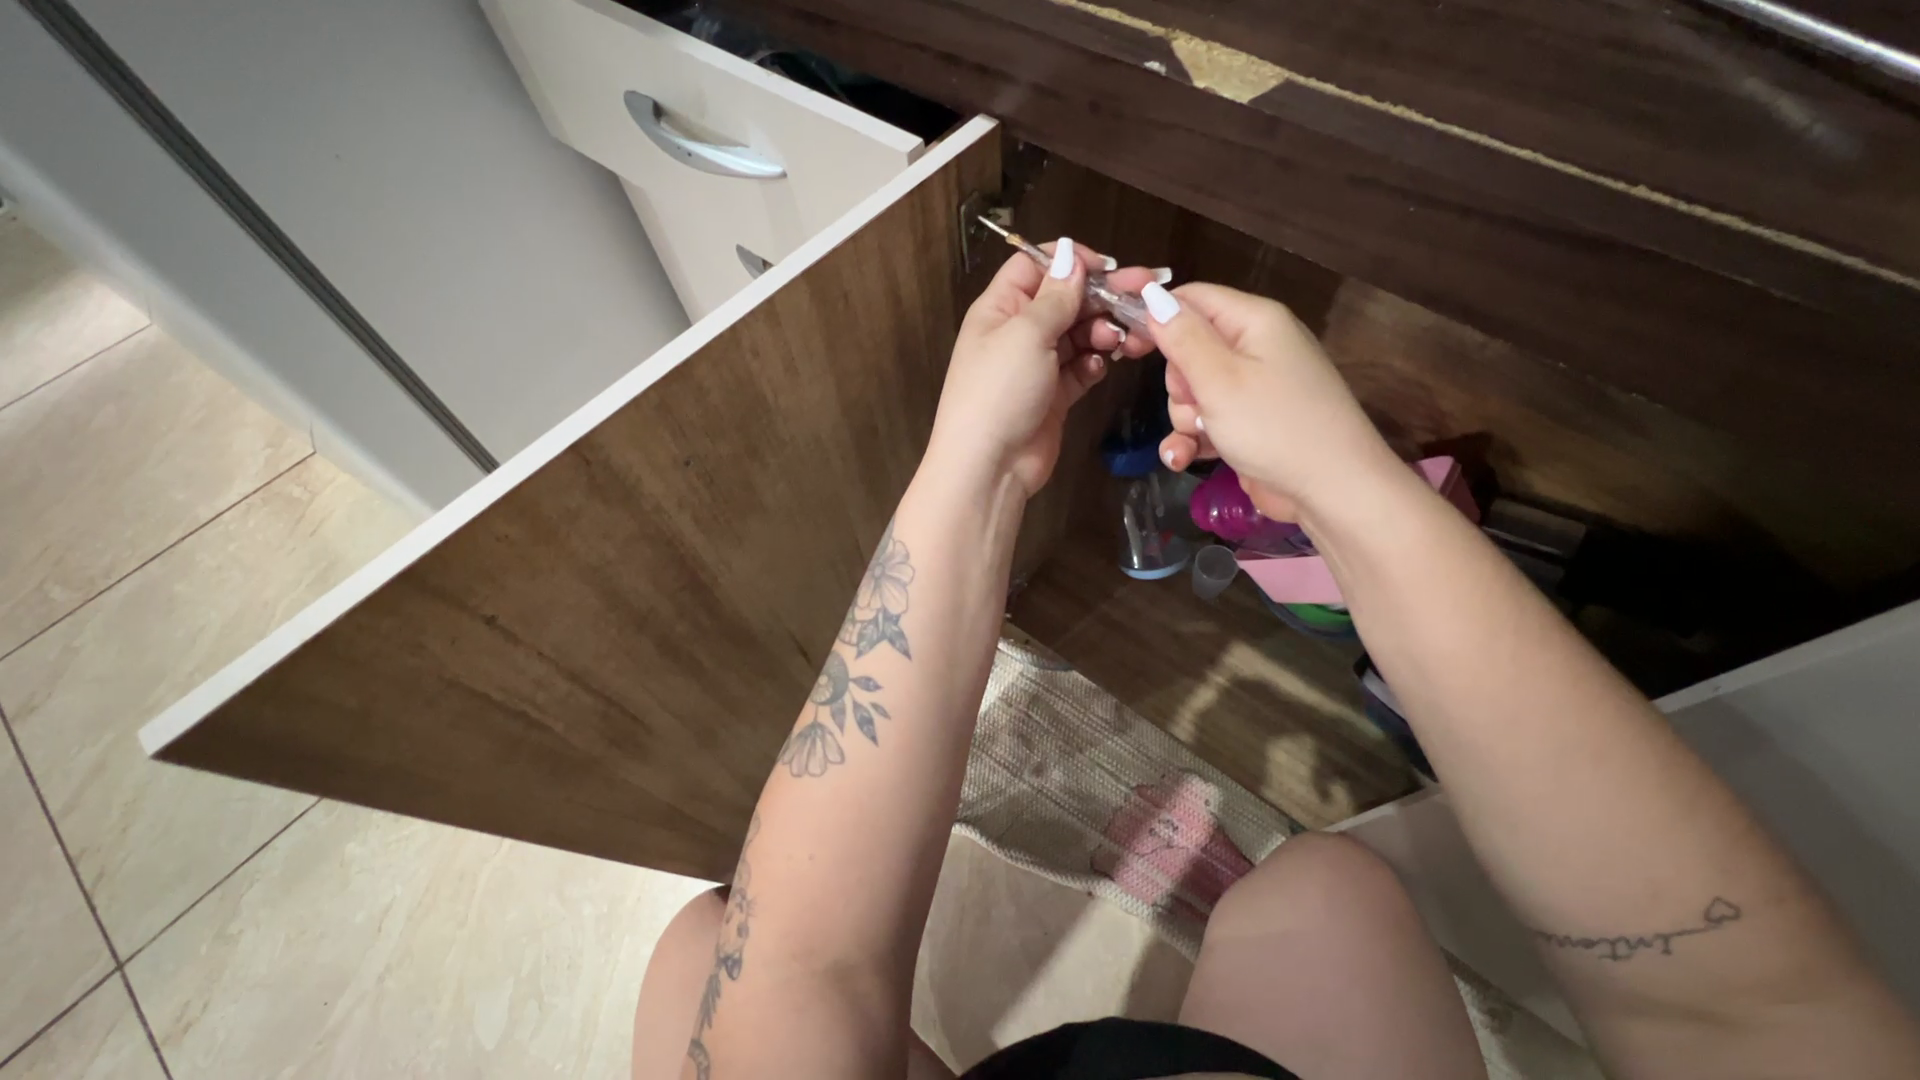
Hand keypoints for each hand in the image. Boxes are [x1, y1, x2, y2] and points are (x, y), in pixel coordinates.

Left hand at [926, 239, 1157, 497]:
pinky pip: (1082, 368)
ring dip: (1105, 331)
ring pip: (1080, 334)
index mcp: (1000, 308)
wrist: (989, 466)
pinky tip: (1104, 364)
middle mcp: (1018, 332)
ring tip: (1126, 340)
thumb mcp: (1026, 333)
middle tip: (1145, 294)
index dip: (1071, 261)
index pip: (1036, 266)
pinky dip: (1096, 362)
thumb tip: (1069, 255)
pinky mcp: (1055, 396)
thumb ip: (1055, 296)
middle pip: (1066, 300)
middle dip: (1103, 296)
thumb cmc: (999, 391)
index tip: (1107, 267)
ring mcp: (1037, 366)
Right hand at [1143, 282, 1399, 523]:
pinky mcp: (1249, 424)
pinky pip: (1207, 422)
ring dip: (1185, 418)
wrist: (1331, 489)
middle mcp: (1255, 348)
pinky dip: (1194, 439)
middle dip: (1178, 384)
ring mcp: (1254, 389)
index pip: (1192, 299)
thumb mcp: (1219, 379)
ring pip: (1192, 392)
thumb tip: (1151, 294)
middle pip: (1188, 350)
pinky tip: (1186, 459)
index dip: (1157, 317)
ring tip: (1202, 437)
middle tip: (1196, 404)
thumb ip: (1182, 337)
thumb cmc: (1274, 426)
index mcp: (1254, 321)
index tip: (1127, 346)